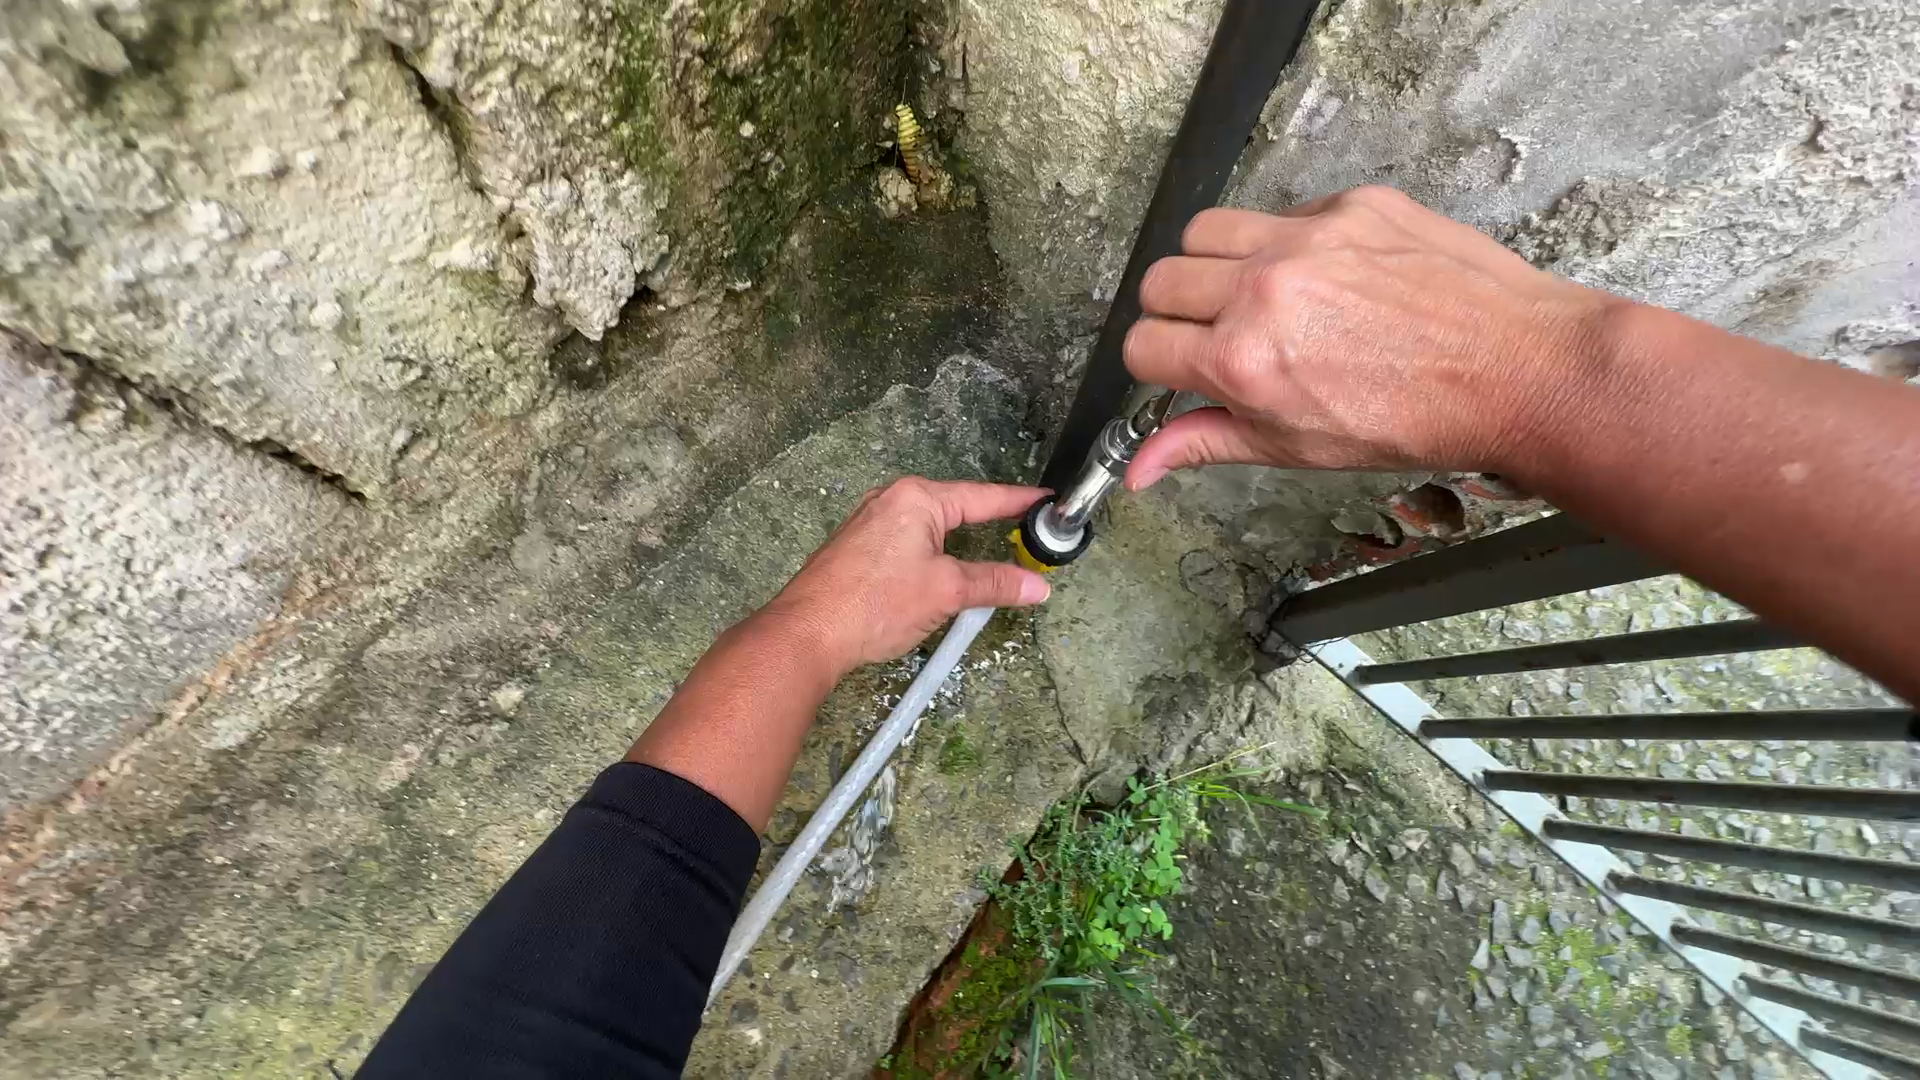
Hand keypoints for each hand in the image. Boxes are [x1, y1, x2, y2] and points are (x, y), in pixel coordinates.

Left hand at [756, 478, 1051, 676]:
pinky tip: (943, 570)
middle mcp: (891, 500)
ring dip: (960, 543)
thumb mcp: (946, 591)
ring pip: (931, 528)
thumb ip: (994, 583)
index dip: (1019, 501)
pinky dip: (935, 553)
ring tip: (991, 552)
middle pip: (955, 509)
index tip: (1048, 501)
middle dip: (990, 522)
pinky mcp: (858, 548)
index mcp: (916, 498)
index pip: (982, 497)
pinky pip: (910, 542)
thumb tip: (1037, 587)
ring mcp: (870, 522)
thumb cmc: (877, 603)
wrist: (807, 634)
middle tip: (1026, 532)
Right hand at [1121, 185, 1621, 487]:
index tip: (1178, 370)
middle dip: (1171, 315)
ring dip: (1208, 266)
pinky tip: (1316, 276)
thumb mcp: (1289, 447)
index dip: (1152, 366)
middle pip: (1158, 283)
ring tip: (1247, 294)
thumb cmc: (1401, 422)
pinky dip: (1277, 244)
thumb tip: (1138, 470)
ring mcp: (1306, 239)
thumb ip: (1202, 444)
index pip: (1141, 346)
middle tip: (1210, 334)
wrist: (1514, 370)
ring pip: (1202, 232)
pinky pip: (1277, 213)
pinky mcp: (1351, 206)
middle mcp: (1262, 291)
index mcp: (1242, 360)